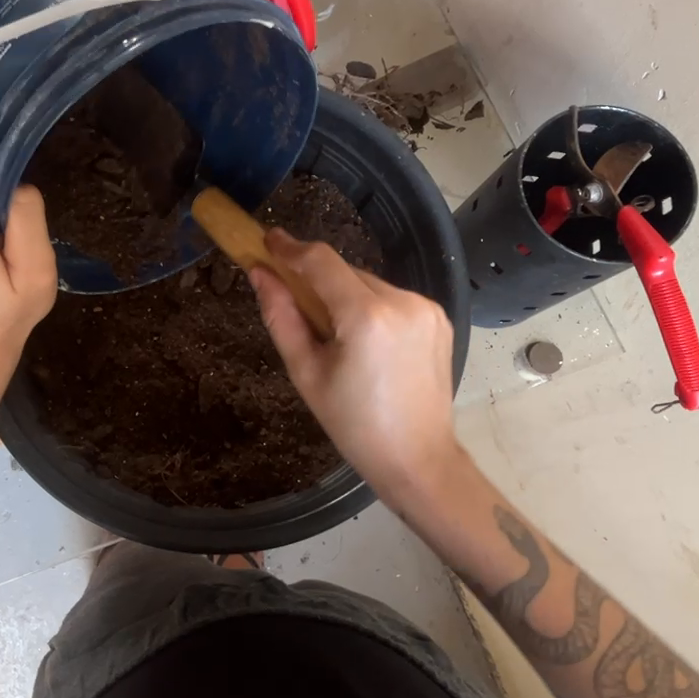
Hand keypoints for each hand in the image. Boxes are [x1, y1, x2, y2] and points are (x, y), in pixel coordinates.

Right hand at [248, 228, 463, 501]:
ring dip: (343, 295)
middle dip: (316, 280)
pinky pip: (391, 298)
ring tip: (334, 338)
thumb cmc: (353, 424)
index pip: (322, 262)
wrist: (417, 458)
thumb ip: (281, 316)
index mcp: (367, 316)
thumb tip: (260, 274)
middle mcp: (402, 301)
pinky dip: (370, 308)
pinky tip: (364, 343)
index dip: (290, 248)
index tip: (266, 239)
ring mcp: (426, 308)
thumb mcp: (305, 372)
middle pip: (345, 271)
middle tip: (293, 304)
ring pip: (368, 283)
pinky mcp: (438, 317)